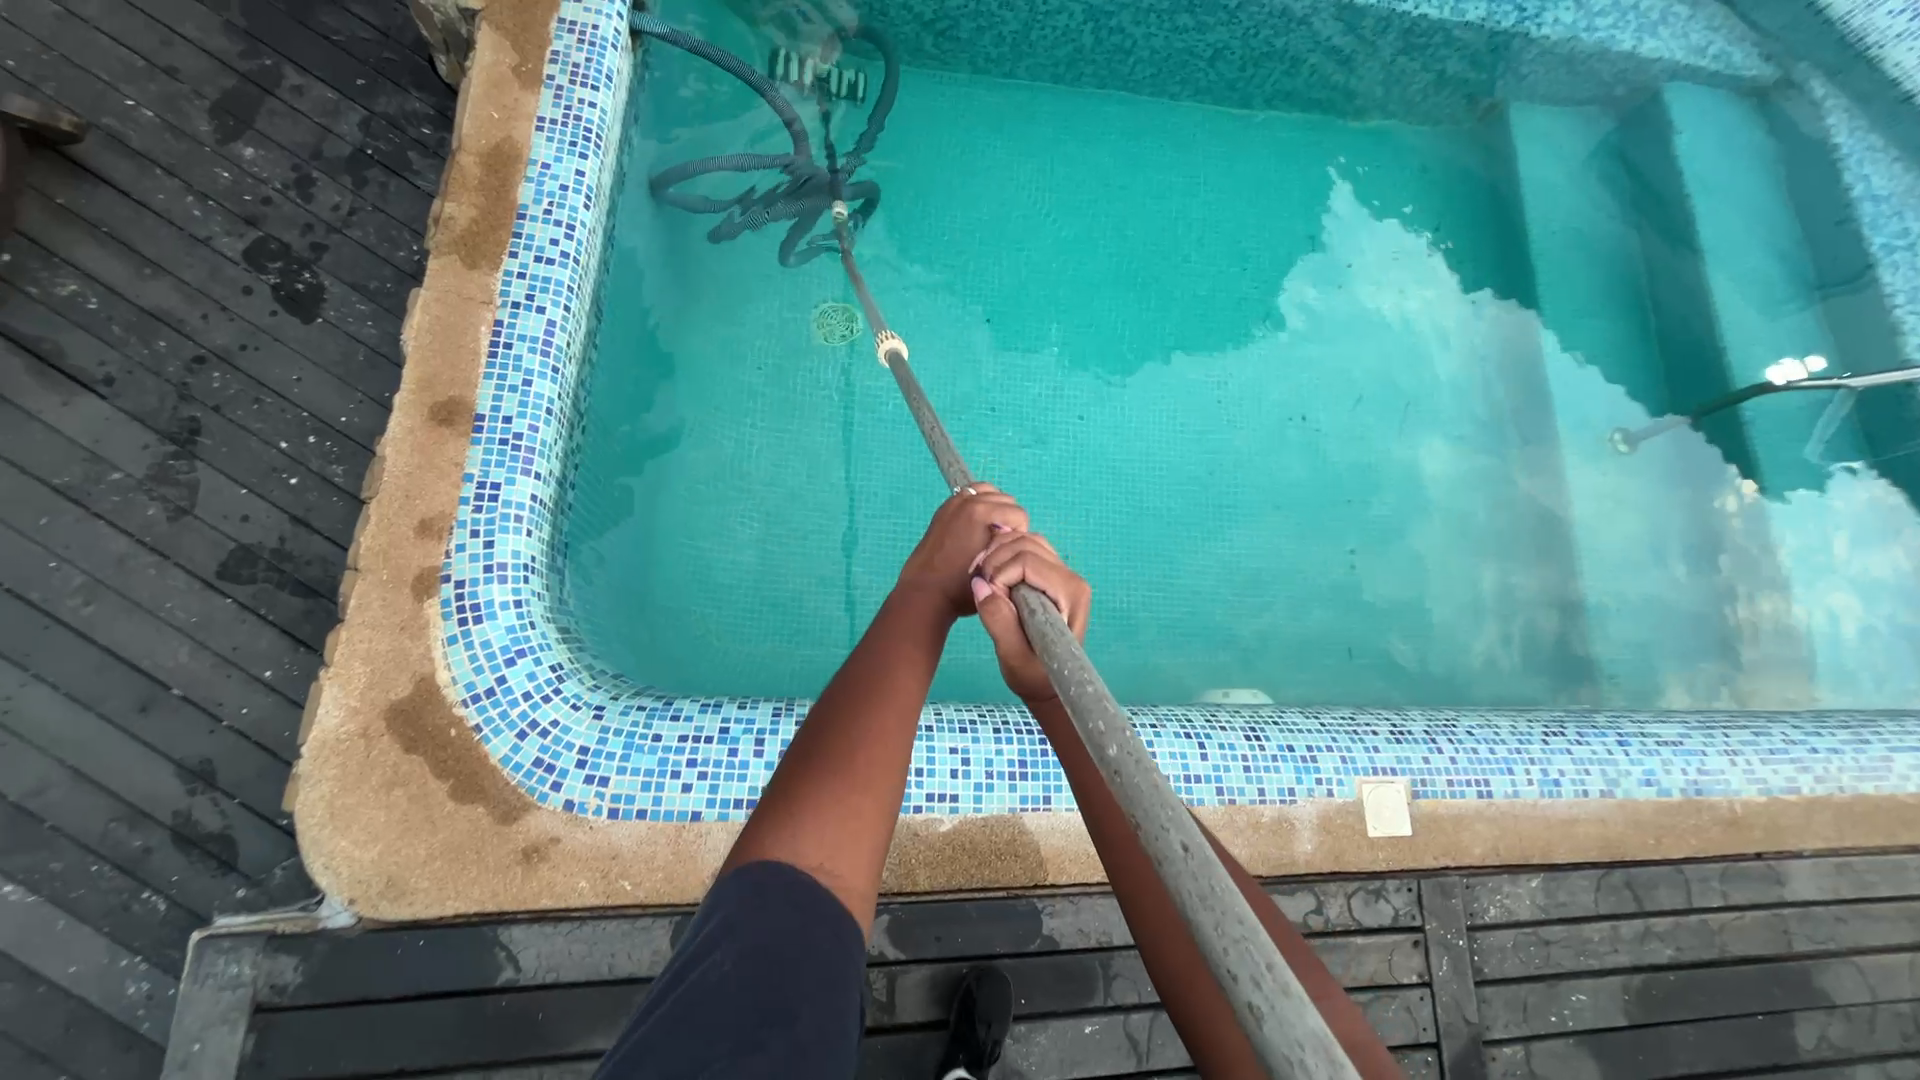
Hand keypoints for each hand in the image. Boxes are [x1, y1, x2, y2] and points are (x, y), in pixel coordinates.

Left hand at [895, 483, 1028, 619]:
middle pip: (1005, 499)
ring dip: (995, 509)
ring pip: (987, 493)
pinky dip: (979, 506)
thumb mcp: (995, 568)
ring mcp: (952, 502)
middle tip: (1000, 542)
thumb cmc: (962, 587)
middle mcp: (966, 500)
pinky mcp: (944, 509)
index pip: (1019, 513)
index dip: (1020, 533)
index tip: (1009, 550)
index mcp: (980, 512)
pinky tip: (977, 529)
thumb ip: (1010, 545)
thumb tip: (1013, 535)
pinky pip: (970, 496)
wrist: (925, 592)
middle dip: (1008, 519)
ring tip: (990, 533)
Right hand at [969, 530, 1090, 703]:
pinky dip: (1002, 552)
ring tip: (982, 577)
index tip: (989, 598)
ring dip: (997, 553)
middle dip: (995, 561)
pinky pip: (1024, 547)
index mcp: (1070, 594)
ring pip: (1025, 539)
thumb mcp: (1012, 655)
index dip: (1000, 573)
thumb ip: (999, 620)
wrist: (1046, 685)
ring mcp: (1062, 573)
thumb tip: (980, 584)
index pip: (1027, 561)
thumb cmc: (1033, 675)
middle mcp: (1071, 578)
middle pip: (1025, 543)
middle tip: (980, 586)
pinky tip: (989, 572)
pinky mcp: (1050, 574)